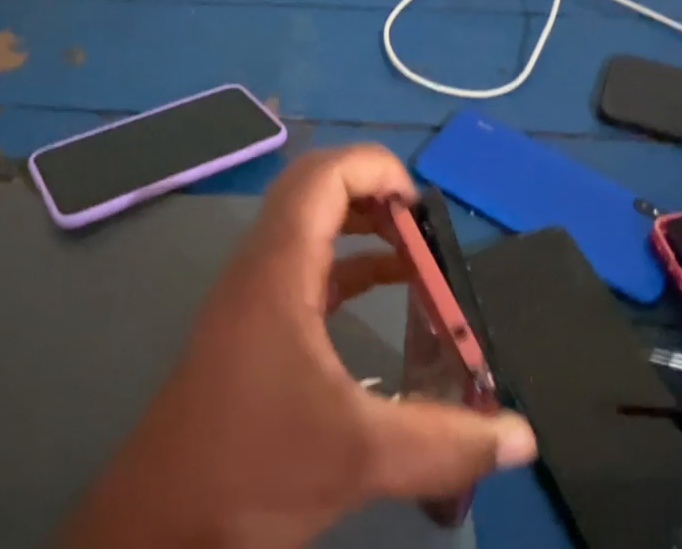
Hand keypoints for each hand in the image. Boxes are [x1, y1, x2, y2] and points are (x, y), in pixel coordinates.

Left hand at [60, 145, 536, 547]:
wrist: (159, 522)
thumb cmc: (251, 467)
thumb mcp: (359, 455)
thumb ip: (446, 443)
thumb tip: (522, 436)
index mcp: (277, 270)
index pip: (322, 176)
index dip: (375, 168)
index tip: (423, 206)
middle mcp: (259, 269)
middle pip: (313, 193)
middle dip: (374, 196)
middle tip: (426, 232)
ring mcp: (251, 298)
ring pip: (307, 233)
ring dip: (361, 232)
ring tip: (418, 260)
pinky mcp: (252, 329)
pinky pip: (305, 273)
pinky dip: (347, 271)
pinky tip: (384, 298)